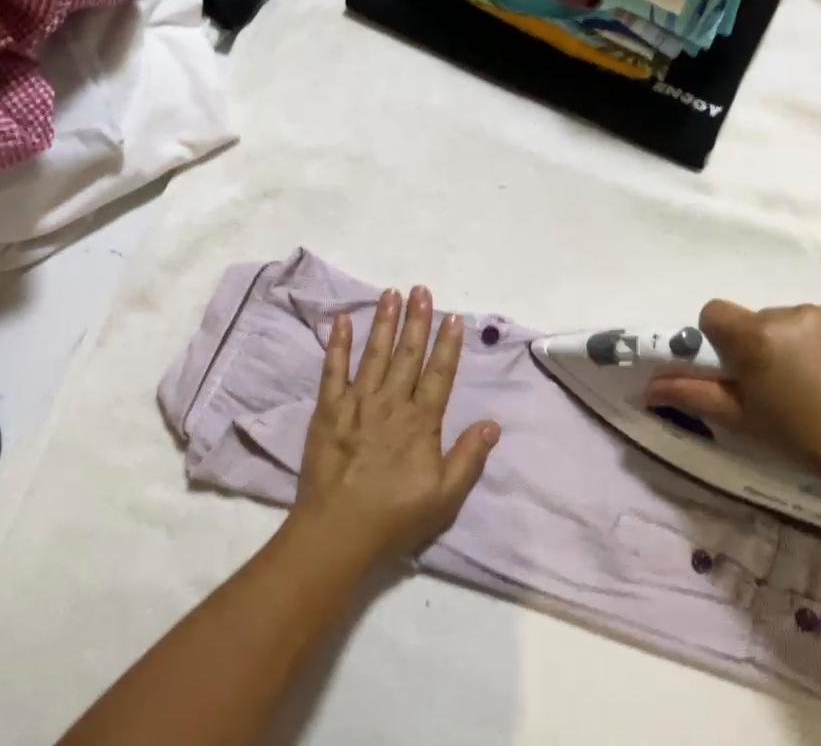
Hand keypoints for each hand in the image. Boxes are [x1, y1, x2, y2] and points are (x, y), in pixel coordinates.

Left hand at [287, 286, 500, 566]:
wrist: (338, 530)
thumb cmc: (396, 517)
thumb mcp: (445, 496)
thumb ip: (468, 457)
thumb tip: (492, 424)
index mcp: (421, 422)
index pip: (439, 374)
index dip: (447, 344)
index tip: (453, 317)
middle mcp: (391, 403)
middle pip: (407, 354)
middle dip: (416, 320)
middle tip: (421, 290)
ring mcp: (357, 403)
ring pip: (374, 354)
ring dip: (383, 322)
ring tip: (390, 293)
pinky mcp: (327, 410)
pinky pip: (333, 370)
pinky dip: (337, 344)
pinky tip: (341, 320)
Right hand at [645, 301, 820, 491]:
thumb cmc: (806, 441)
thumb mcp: (743, 420)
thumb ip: (692, 395)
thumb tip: (648, 388)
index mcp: (755, 336)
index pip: (714, 312)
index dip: (721, 341)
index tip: (740, 372)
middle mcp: (793, 312)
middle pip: (762, 320)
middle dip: (766, 347)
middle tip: (786, 391)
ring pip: (803, 323)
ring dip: (804, 346)